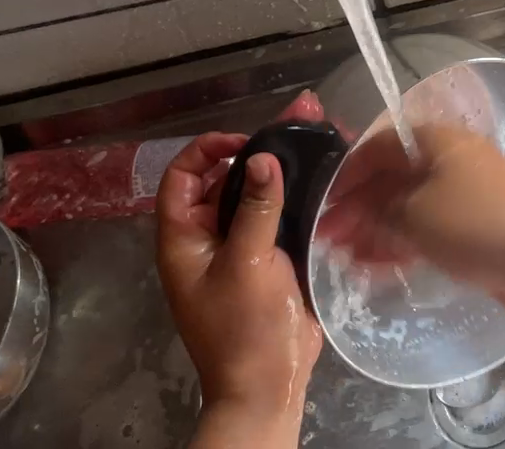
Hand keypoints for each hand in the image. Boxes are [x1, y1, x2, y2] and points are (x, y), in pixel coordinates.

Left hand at [156, 117, 323, 447]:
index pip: (181, 178)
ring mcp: (240, 247)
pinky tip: (323, 173)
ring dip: (281, 166)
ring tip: (318, 135)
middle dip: (257, 148)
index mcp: (184, 239)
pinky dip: (296, 190)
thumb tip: (263, 157)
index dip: (206, 151)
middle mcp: (209, 237)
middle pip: (223, 179)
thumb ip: (256, 208)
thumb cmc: (244, 327)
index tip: (246, 141)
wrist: (269, 384)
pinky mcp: (269, 256)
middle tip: (299, 120)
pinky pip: (277, 212)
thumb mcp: (246, 263)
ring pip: (255, 193)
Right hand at [315, 124, 504, 311]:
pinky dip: (402, 241)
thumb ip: (380, 211)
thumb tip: (361, 211)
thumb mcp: (414, 215)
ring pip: (409, 205)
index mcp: (435, 139)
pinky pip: (429, 226)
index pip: (379, 146)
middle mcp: (449, 157)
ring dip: (376, 228)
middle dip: (358, 207)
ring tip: (346, 259)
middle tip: (328, 241)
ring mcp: (465, 190)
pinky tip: (377, 266)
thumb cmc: (473, 222)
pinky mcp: (476, 222)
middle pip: (393, 177)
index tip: (323, 205)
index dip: (347, 174)